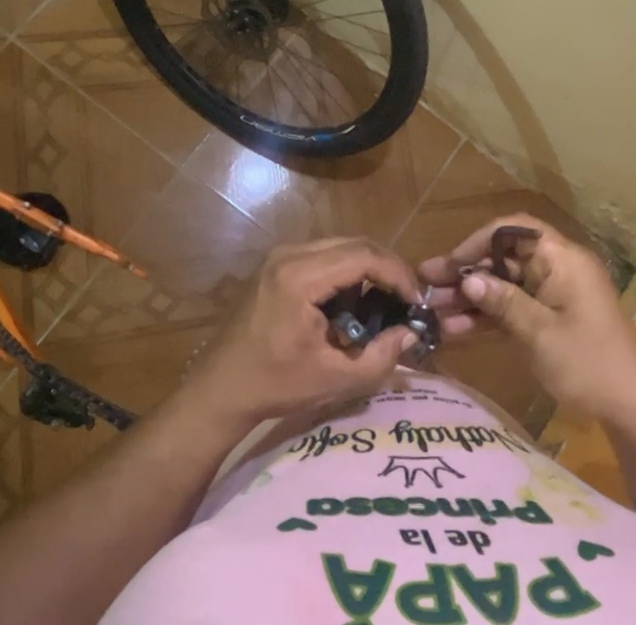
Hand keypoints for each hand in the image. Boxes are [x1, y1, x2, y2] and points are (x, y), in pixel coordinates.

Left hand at [181, 237, 421, 427]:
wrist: (218, 390)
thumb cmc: (274, 386)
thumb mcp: (335, 379)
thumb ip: (381, 357)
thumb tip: (412, 333)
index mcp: (300, 277)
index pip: (364, 256)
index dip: (398, 275)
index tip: (417, 303)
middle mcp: (289, 255)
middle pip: (355, 244)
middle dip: (387, 269)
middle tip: (407, 301)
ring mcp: (279, 257)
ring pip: (341, 247)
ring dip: (368, 269)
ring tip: (386, 303)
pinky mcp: (275, 265)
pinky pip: (323, 256)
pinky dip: (346, 273)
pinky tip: (354, 304)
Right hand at [419, 215, 635, 419]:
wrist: (631, 406)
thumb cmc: (587, 363)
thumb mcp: (538, 332)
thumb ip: (502, 301)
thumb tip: (467, 278)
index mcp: (562, 259)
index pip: (513, 230)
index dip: (477, 241)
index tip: (449, 263)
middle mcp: (558, 268)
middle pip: (505, 257)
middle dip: (467, 271)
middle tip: (428, 285)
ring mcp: (555, 294)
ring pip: (505, 284)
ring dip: (472, 296)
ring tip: (434, 311)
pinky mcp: (552, 318)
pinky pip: (514, 307)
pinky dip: (489, 315)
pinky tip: (456, 329)